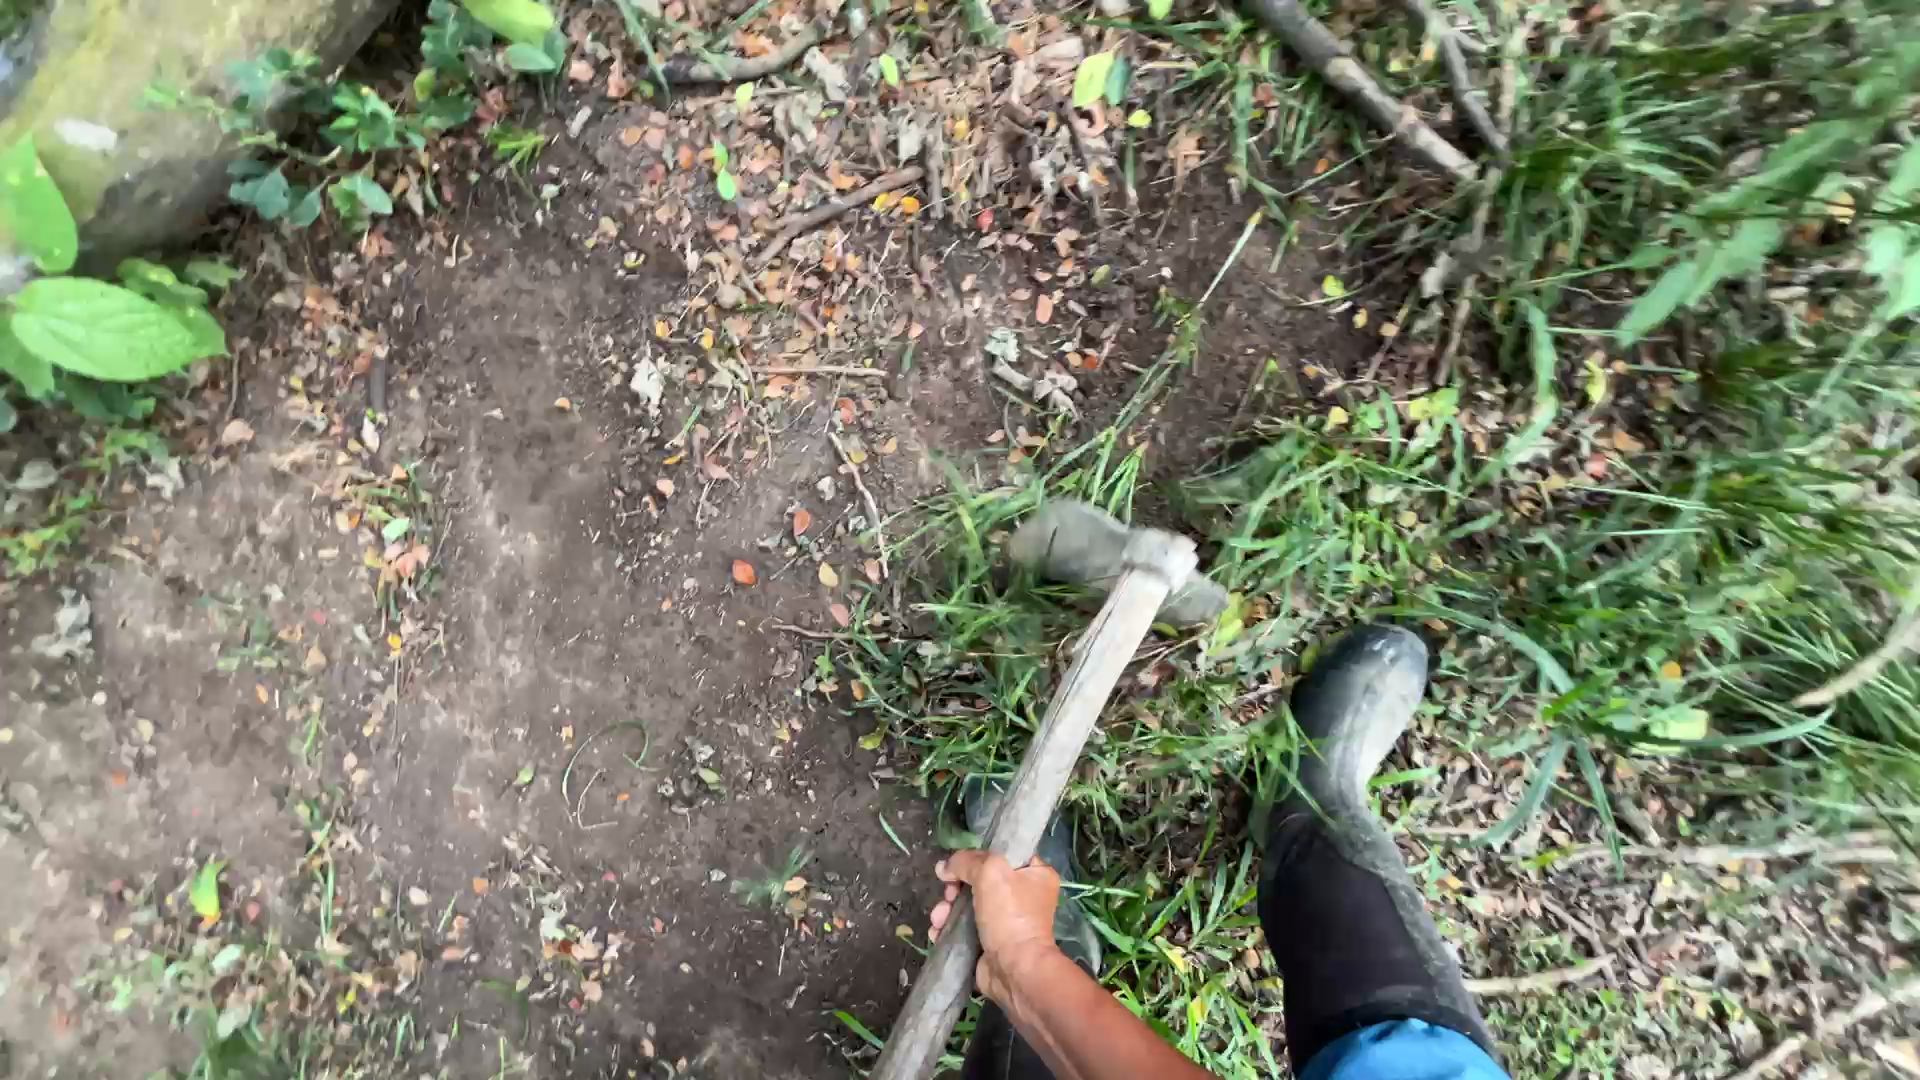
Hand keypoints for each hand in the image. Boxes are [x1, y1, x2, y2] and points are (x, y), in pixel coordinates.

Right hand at [931, 849, 1062, 1003]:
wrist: (1016, 971)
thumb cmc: (1010, 914)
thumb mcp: (990, 871)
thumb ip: (965, 861)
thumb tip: (944, 867)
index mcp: (1035, 873)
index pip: (1004, 853)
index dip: (978, 857)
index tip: (959, 865)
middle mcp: (1024, 895)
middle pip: (980, 879)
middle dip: (956, 887)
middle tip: (948, 894)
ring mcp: (1007, 921)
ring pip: (969, 904)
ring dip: (948, 908)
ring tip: (938, 918)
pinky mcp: (991, 942)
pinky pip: (965, 927)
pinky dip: (949, 927)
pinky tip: (937, 931)